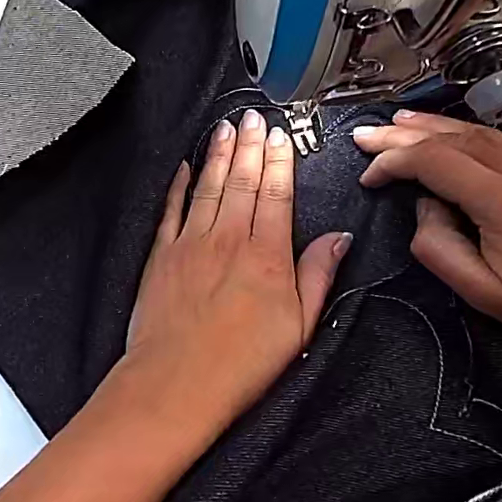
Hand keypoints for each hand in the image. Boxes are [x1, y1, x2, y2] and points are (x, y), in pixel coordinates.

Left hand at [118, 109, 352, 439]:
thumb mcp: (299, 325)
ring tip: (226, 127)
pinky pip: (172, 209)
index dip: (281, 161)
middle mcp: (229, 239)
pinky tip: (185, 167)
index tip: (282, 137)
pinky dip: (179, 185)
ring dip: (219, 154)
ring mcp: (192, 243)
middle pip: (243, 180)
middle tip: (254, 117)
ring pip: (209, 186)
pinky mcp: (162, 256)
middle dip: (251, 144)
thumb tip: (339, 239)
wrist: (176, 384)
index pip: (277, 194)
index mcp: (267, 255)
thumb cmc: (241, 364)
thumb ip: (318, 275)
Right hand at [352, 111, 501, 382]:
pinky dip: (471, 140)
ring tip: (403, 125)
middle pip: (457, 137)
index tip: (368, 174)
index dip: (394, 161)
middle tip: (369, 132)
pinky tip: (456, 143)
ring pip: (484, 135)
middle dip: (406, 133)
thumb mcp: (488, 297)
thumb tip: (426, 208)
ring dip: (438, 128)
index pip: (435, 162)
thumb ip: (440, 248)